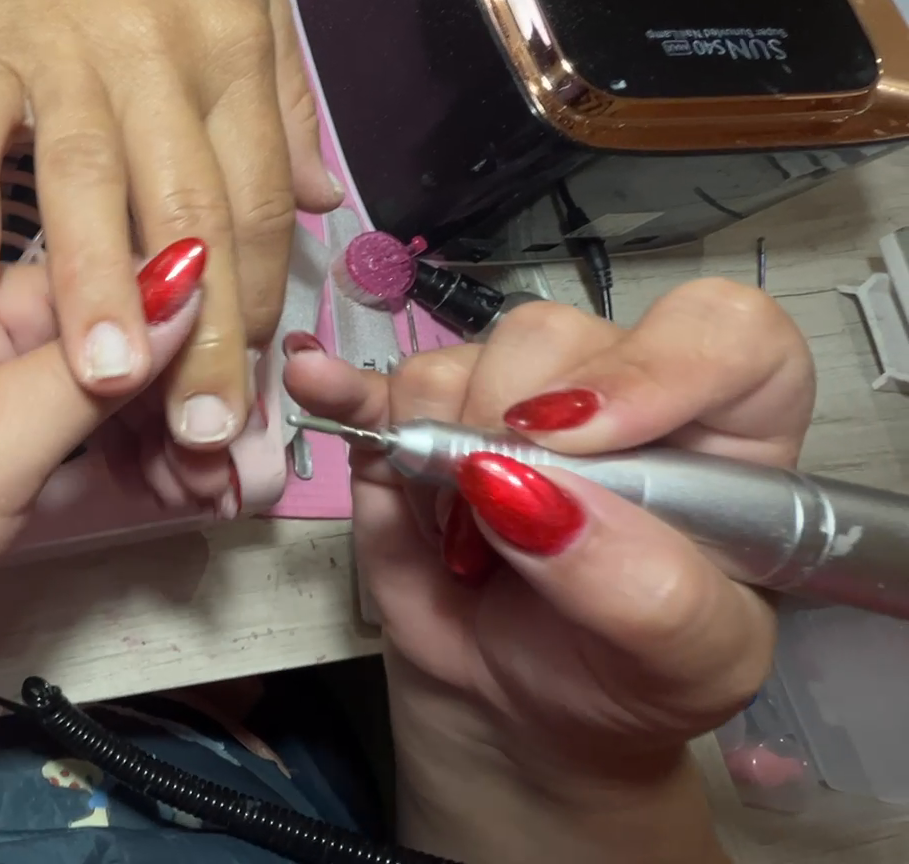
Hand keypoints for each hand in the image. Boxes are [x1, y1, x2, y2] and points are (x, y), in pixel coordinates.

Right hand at [0, 0, 339, 470]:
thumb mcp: (245, 12)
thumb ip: (283, 113)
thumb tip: (324, 205)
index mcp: (231, 54)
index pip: (257, 200)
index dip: (258, 300)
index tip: (246, 388)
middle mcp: (157, 57)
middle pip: (185, 207)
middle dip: (195, 327)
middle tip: (196, 430)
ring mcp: (64, 56)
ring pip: (86, 178)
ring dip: (95, 280)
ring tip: (103, 378)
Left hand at [0, 240, 207, 639]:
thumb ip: (86, 372)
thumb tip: (186, 283)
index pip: (124, 288)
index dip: (192, 343)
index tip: (234, 411)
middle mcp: (14, 329)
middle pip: (134, 342)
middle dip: (189, 403)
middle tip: (228, 472)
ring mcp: (18, 383)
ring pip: (125, 391)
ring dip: (173, 437)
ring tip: (206, 493)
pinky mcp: (20, 432)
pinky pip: (98, 429)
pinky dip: (138, 459)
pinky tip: (169, 490)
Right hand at [283, 280, 807, 847]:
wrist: (512, 695)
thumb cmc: (619, 673)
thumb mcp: (683, 657)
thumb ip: (632, 580)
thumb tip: (509, 483)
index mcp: (709, 434)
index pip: (718, 335)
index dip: (648, 367)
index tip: (572, 441)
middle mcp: (595, 397)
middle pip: (551, 336)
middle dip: (511, 418)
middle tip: (497, 509)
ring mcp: (486, 406)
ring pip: (447, 365)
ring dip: (433, 445)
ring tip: (454, 532)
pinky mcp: (402, 427)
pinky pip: (365, 386)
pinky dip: (338, 385)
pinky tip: (312, 378)